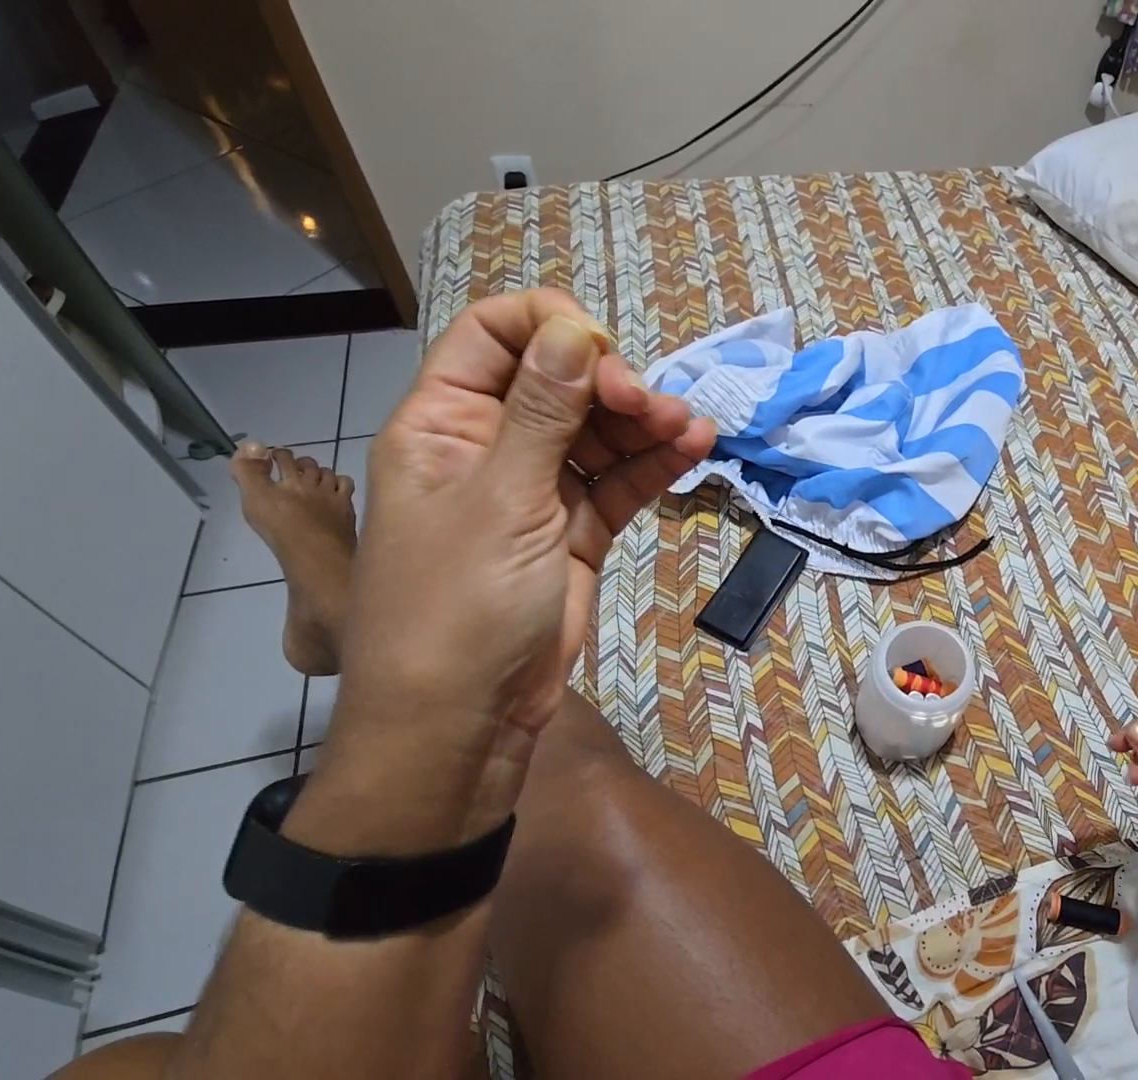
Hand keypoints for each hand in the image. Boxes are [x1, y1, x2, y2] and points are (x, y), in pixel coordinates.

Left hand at [314, 289, 713, 844]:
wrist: (467, 720)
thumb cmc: (458, 604)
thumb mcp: (502, 500)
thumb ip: (543, 413)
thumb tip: (573, 330)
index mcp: (443, 424)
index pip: (492, 336)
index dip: (549, 327)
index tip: (602, 349)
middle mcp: (490, 446)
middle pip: (559, 382)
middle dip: (610, 382)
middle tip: (649, 406)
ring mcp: (537, 491)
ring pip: (597, 434)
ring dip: (644, 424)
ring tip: (689, 428)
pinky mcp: (576, 531)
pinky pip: (618, 483)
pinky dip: (653, 465)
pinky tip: (693, 449)